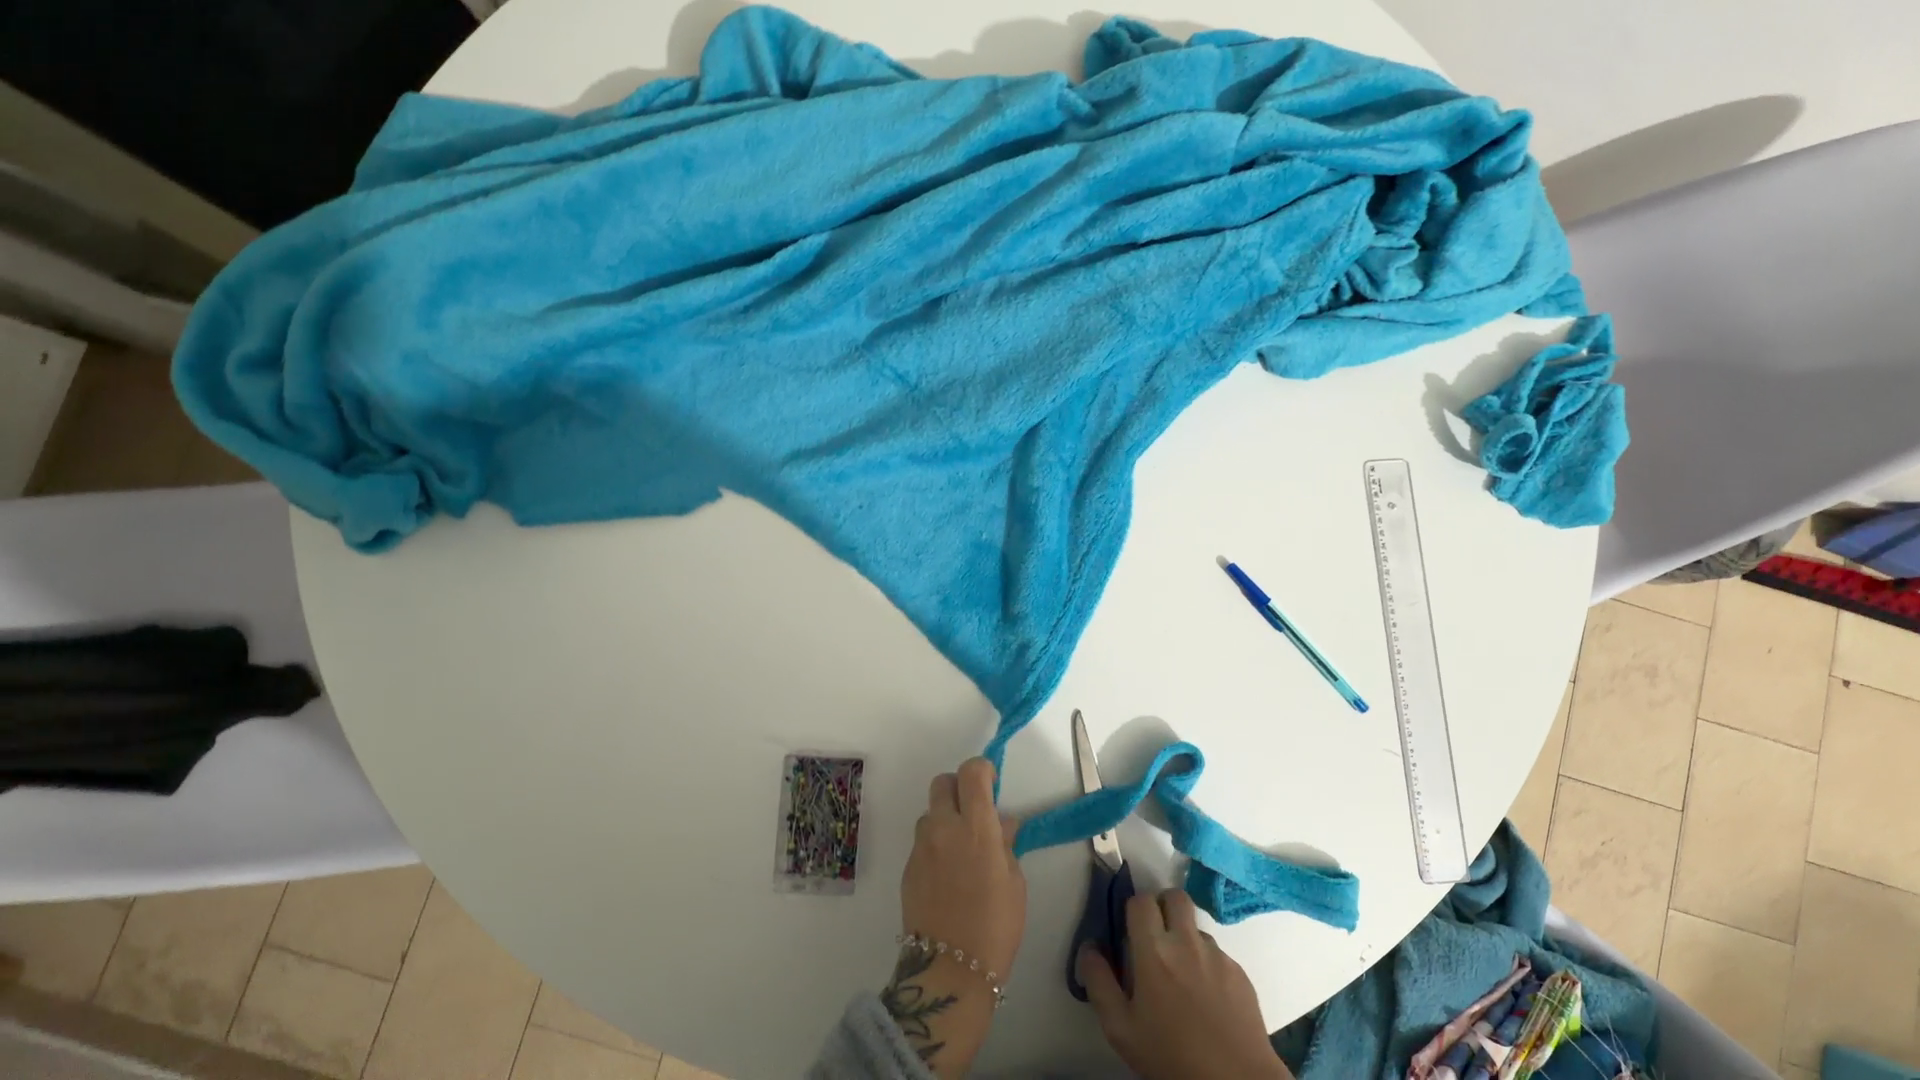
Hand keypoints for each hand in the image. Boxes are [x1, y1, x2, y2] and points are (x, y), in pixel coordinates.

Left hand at [882, 758, 1025, 1077]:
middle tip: (975, 813)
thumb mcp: (1015, 882)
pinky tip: (948, 875)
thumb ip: (1005, 844)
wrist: (950, 969)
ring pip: (929, 814)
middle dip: (959, 789)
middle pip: (942, 783)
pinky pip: (922, 842)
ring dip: (945, 820)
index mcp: (975, 826)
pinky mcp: (907, 868)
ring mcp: (920, 847)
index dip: (982, 770)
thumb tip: (1001, 825)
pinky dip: (935, 846)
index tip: (992, 784)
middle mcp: (942, 828)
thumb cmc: (996, 925)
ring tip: (962, 851)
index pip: (971, 772)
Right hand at [1079, 889, 1293, 1079]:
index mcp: (1154, 951)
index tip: (1130, 932)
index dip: (1132, 910)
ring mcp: (1218, 956)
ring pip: (1196, 927)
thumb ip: (1098, 981)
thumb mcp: (1120, 1028)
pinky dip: (1206, 963)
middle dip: (1162, 907)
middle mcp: (1188, 943)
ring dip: (1185, 937)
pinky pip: (1217, 953)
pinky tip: (1204, 998)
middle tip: (1154, 937)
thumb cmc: (1170, 1056)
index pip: (1141, 901)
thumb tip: (1090, 947)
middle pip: (1175, 897)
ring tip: (1180, 976)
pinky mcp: (1240, 972)